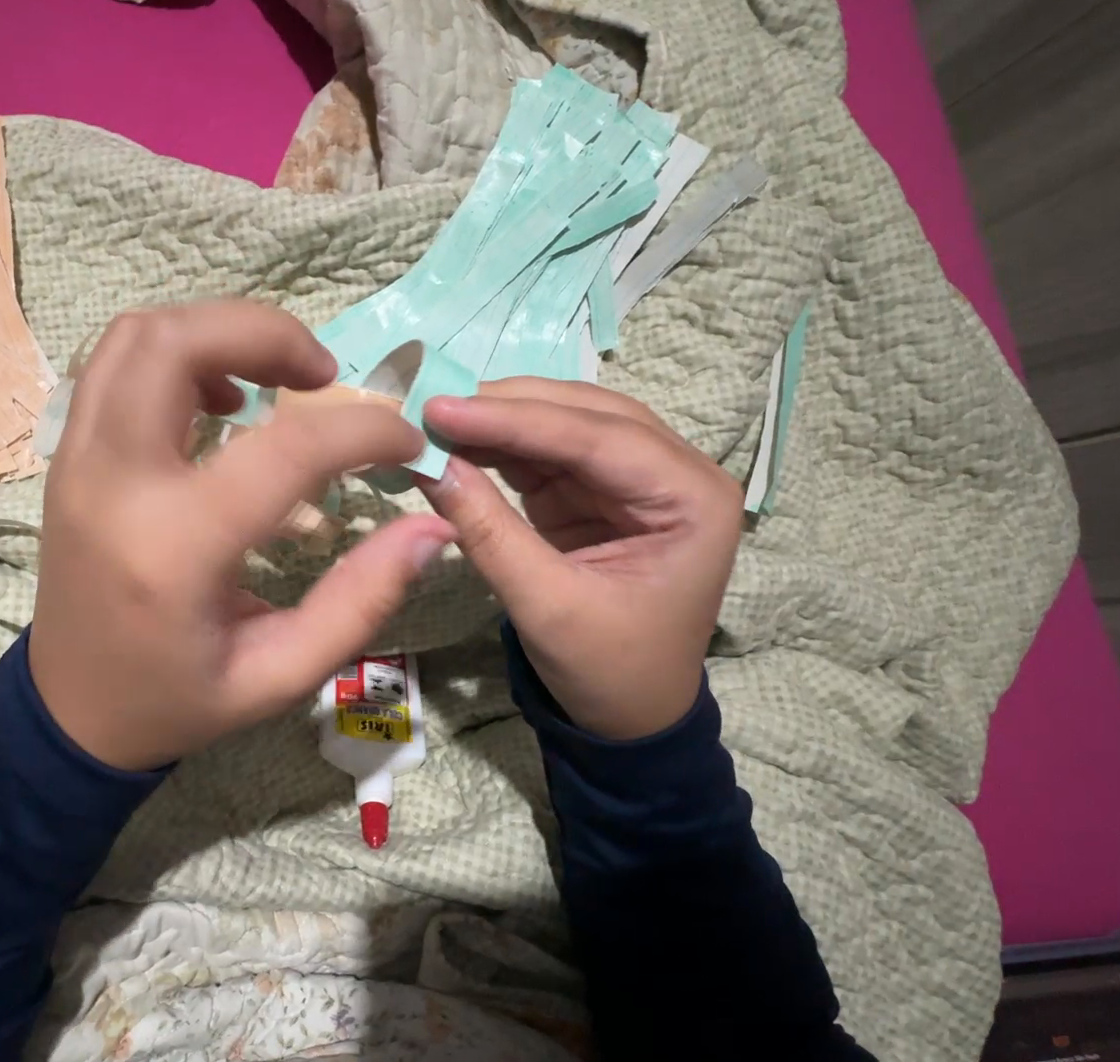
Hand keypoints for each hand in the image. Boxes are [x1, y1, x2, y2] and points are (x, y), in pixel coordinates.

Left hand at [30, 301, 457, 770]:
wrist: (70, 712)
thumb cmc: (177, 699)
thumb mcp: (279, 675)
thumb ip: (360, 602)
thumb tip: (431, 529)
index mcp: (175, 547)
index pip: (285, 447)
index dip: (362, 430)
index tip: (402, 440)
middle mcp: (114, 483)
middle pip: (176, 342)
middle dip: (265, 332)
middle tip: (322, 375)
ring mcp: (77, 461)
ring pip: (136, 337)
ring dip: (215, 332)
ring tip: (272, 380)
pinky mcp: (68, 458)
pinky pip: (114, 366)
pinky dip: (174, 355)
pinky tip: (218, 401)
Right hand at [419, 378, 740, 739]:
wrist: (627, 715)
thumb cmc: (607, 669)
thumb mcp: (547, 605)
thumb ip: (489, 531)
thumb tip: (427, 465)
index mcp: (691, 499)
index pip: (597, 438)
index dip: (514, 419)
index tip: (442, 407)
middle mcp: (672, 473)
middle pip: (585, 416)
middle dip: (507, 408)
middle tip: (431, 403)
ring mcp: (632, 479)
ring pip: (561, 425)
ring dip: (498, 420)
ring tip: (434, 417)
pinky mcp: (594, 493)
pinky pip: (542, 455)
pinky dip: (496, 447)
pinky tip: (455, 440)